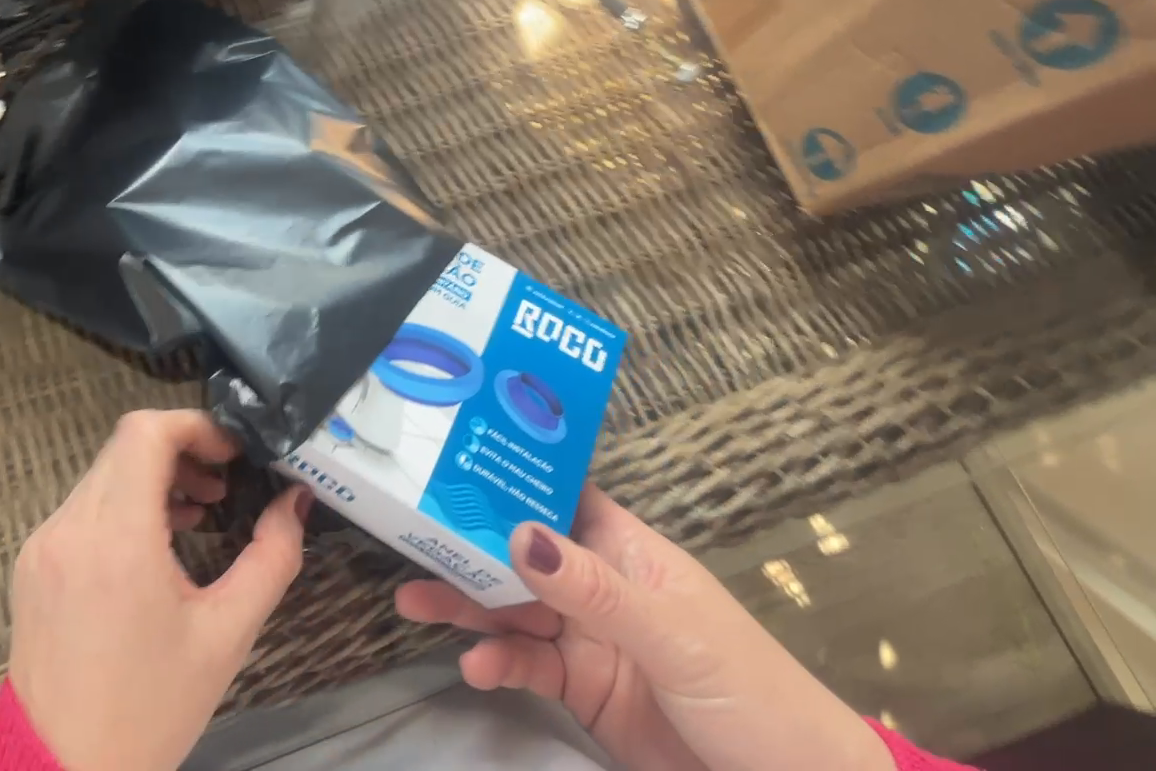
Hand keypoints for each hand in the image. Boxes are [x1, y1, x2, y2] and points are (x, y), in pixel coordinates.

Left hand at [8, 409, 312, 770]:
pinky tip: (154, 541)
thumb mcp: (226, 634)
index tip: (232, 455)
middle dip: (180, 452)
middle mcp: (68, 527)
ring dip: (152, 477)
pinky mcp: (30, 561)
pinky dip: (122, 503)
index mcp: (116, 539)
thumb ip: (271, 557)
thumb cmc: (152, 708)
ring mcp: (41, 542)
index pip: (144, 433)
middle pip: (124, 446)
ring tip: (197, 513)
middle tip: (224, 486)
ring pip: (102, 473)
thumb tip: (295, 501)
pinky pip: (82, 506)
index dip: (194, 426)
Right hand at [396, 487, 894, 770]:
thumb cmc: (750, 695)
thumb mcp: (672, 637)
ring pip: (511, 607)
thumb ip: (593, 589)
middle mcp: (597, 584)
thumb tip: (517, 533)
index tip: (449, 465)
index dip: (511, 479)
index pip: (560, 497)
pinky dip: (496, 664)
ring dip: (465, 605)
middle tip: (409, 543)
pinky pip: (525, 664)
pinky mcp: (578, 687)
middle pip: (520, 554)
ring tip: (413, 604)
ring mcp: (585, 637)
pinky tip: (475, 670)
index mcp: (626, 551)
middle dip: (466, 548)